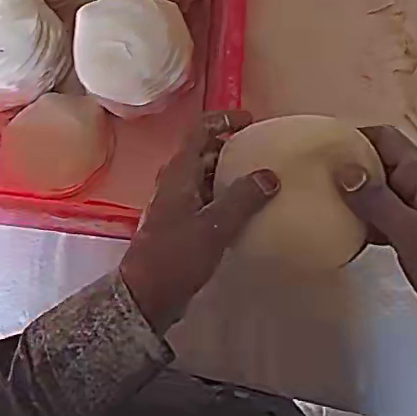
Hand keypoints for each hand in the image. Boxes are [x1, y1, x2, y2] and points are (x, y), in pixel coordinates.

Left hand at [119, 111, 279, 332]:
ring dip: (230, 173)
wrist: (147, 296)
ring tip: (260, 178)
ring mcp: (176, 203)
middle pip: (204, 152)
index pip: (199, 131)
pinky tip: (246, 209)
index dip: (224, 120)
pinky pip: (207, 198)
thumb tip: (270, 174)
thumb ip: (243, 199)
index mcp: (179, 173)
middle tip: (261, 151)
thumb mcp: (214, 226)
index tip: (251, 121)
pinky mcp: (181, 224)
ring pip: (206, 176)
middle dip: (231, 146)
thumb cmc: (176, 255)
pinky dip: (226, 195)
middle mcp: (175, 182)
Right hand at [337, 126, 416, 361]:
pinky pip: (385, 216)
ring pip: (381, 191)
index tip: (318, 147)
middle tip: (310, 177)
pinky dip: (365, 219)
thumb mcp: (412, 234)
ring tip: (319, 201)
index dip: (353, 137)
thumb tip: (342, 168)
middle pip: (381, 162)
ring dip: (354, 194)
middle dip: (348, 165)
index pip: (385, 138)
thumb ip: (377, 200)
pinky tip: (344, 231)